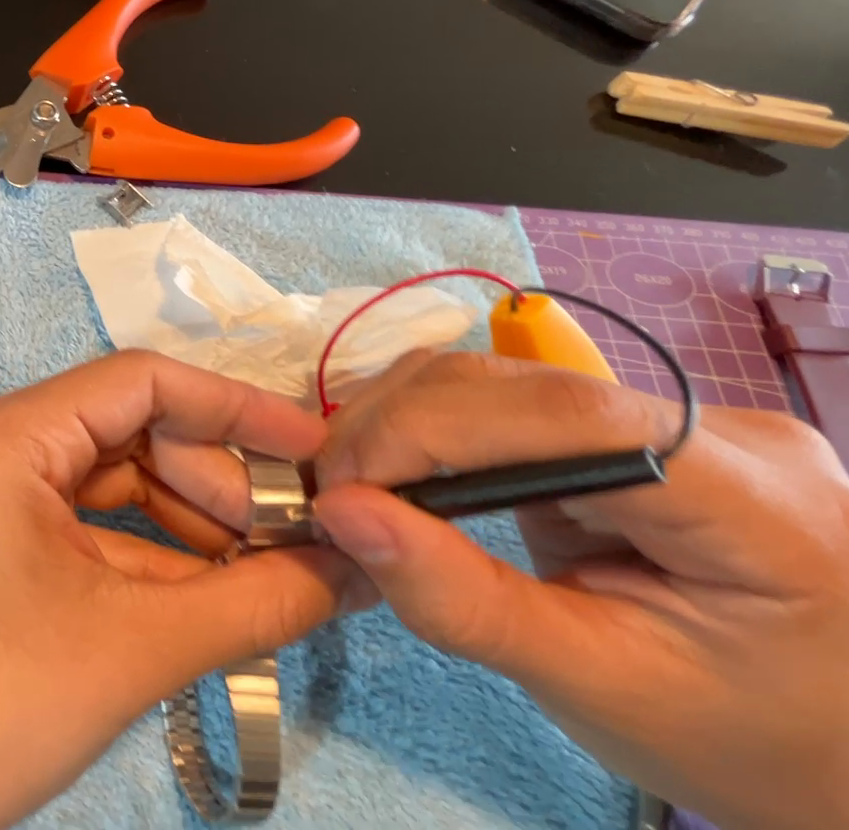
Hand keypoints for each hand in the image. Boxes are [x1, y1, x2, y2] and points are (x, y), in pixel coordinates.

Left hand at [0, 350, 365, 827]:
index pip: (138, 383)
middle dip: (216, 482)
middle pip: (123, 430)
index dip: (237, 411)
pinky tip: (209, 590)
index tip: (319, 456)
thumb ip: (260, 600)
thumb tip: (359, 568)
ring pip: (102, 477)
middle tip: (301, 539)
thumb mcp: (135, 647)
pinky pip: (73, 518)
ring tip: (268, 573)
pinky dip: (139, 549)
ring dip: (186, 522)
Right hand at [312, 351, 848, 829]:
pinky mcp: (625, 429)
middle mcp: (715, 424)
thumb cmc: (737, 739)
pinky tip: (400, 477)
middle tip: (327, 497)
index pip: (562, 415)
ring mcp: (669, 419)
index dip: (426, 431)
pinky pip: (501, 403)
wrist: (835, 748)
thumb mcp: (592, 686)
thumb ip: (460, 598)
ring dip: (399, 422)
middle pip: (514, 381)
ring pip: (493, 378)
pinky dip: (428, 432)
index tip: (338, 489)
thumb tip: (338, 510)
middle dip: (394, 427)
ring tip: (355, 491)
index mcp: (749, 497)